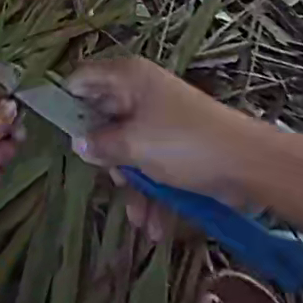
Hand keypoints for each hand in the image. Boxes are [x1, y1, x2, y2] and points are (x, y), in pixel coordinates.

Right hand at [65, 57, 269, 202]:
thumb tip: (77, 141)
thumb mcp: (135, 144)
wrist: (248, 164)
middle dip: (105, 157)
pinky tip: (154, 225)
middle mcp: (141, 92)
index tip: (54, 129)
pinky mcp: (176, 145)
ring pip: (129, 148)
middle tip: (109, 178)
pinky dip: (151, 193)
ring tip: (137, 216)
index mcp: (128, 77)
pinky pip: (152, 165)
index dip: (67, 100)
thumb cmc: (184, 143)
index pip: (85, 77)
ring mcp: (160, 119)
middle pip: (105, 119)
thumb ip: (101, 144)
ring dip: (131, 185)